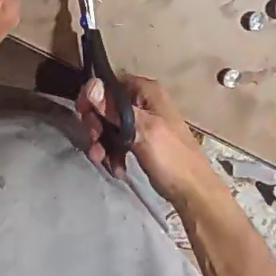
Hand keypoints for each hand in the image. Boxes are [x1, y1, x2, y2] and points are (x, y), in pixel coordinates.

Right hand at [76, 75, 218, 206]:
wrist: (192, 192)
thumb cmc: (171, 157)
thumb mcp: (141, 130)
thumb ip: (114, 109)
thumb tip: (91, 86)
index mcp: (148, 92)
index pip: (111, 82)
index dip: (94, 94)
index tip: (83, 112)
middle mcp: (144, 102)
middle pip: (106, 104)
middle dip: (96, 124)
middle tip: (94, 140)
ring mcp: (142, 122)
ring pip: (109, 124)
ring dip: (101, 141)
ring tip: (102, 159)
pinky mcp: (140, 141)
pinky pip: (117, 140)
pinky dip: (112, 152)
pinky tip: (115, 167)